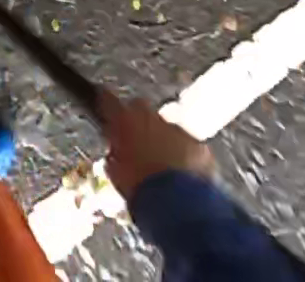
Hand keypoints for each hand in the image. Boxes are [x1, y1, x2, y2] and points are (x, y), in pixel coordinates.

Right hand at [100, 92, 215, 199]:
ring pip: (166, 126)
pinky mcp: (199, 145)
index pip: (106, 98)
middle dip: (138, 121)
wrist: (182, 207)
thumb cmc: (141, 188)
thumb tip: (115, 155)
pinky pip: (188, 144)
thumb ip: (114, 155)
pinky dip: (185, 153)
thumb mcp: (116, 172)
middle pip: (139, 107)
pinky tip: (183, 172)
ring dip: (163, 138)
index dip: (105, 105)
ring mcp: (176, 129)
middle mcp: (148, 116)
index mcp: (122, 118)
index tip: (106, 114)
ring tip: (164, 162)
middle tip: (137, 141)